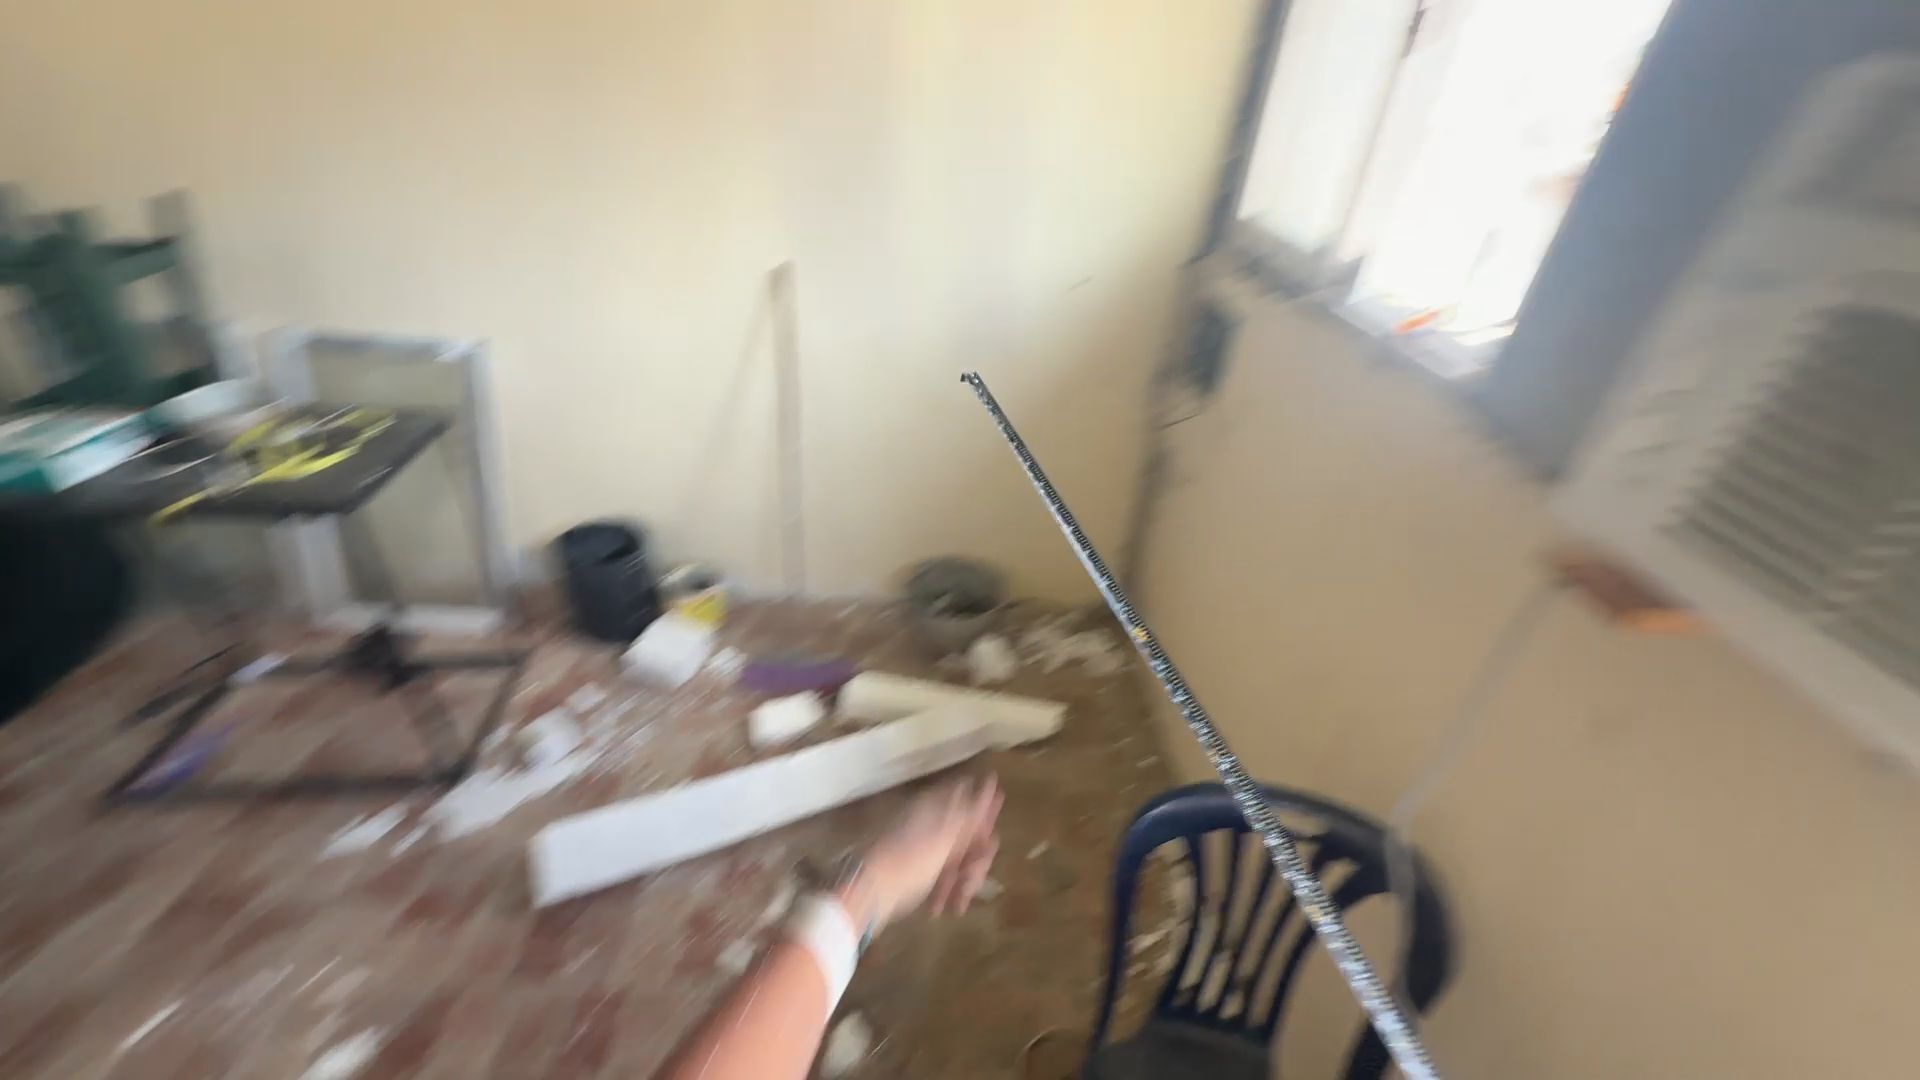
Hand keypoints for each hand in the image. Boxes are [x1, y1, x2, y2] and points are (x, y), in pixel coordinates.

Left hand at [837, 776, 1001, 930]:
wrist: (868, 891)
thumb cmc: (910, 861)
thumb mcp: (945, 835)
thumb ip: (970, 810)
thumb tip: (990, 782)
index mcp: (937, 806)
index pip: (971, 803)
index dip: (985, 823)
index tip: (988, 844)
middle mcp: (931, 820)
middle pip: (967, 834)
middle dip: (975, 860)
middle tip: (970, 881)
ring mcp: (923, 844)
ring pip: (956, 857)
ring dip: (963, 880)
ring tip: (958, 903)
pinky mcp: (915, 867)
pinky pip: (941, 872)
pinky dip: (947, 888)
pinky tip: (945, 907)